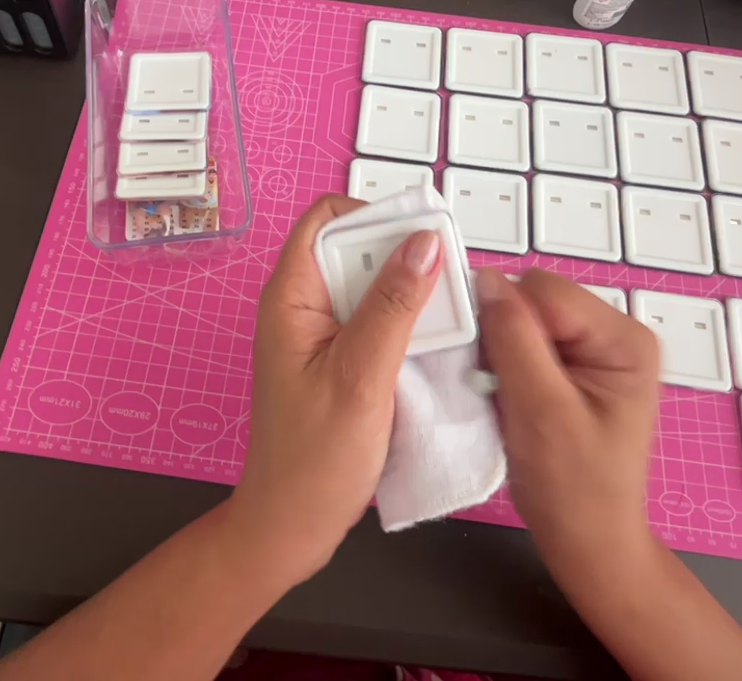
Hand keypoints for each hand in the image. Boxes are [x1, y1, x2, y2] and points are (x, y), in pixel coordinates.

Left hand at [226, 194, 441, 583]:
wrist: (292, 526)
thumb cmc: (316, 456)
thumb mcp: (360, 374)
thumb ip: (393, 305)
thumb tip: (425, 240)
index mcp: (291, 295)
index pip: (326, 219)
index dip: (372, 215)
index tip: (420, 237)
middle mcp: (302, 303)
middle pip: (352, 248)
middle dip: (399, 252)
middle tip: (447, 277)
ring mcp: (319, 332)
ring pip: (367, 284)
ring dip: (407, 289)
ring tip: (450, 308)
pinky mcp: (337, 358)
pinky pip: (372, 318)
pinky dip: (403, 320)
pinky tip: (435, 338)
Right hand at [476, 268, 662, 585]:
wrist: (585, 543)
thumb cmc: (571, 486)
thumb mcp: (540, 409)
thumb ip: (513, 337)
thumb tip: (485, 278)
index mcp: (623, 337)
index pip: (544, 290)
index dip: (506, 316)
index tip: (487, 363)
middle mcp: (613, 332)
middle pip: (534, 299)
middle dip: (504, 333)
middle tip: (498, 384)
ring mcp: (593, 348)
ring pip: (524, 317)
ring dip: (502, 349)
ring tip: (503, 393)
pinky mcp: (573, 364)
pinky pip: (525, 338)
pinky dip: (506, 361)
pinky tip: (508, 394)